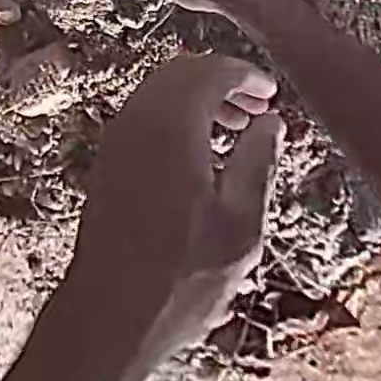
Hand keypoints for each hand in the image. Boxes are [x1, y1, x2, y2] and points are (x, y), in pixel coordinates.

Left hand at [0, 54, 284, 380]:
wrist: (111, 307)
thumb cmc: (182, 276)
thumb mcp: (241, 225)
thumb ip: (258, 162)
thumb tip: (272, 122)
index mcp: (170, 126)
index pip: (208, 72)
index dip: (243, 74)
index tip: (270, 89)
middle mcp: (136, 119)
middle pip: (181, 72)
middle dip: (221, 80)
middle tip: (257, 108)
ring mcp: (116, 136)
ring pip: (160, 90)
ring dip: (198, 96)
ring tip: (237, 127)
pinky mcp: (109, 155)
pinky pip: (145, 112)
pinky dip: (176, 113)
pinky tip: (203, 149)